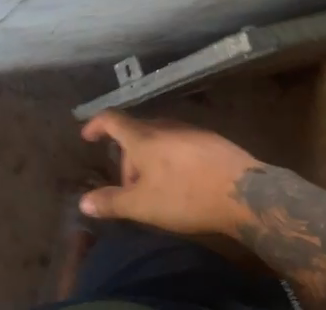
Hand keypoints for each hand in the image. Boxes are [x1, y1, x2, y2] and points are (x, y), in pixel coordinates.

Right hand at [78, 112, 260, 235]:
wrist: (242, 191)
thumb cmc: (185, 195)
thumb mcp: (143, 205)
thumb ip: (112, 202)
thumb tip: (83, 202)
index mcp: (142, 137)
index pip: (111, 119)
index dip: (96, 125)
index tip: (87, 135)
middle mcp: (163, 125)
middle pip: (135, 133)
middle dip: (126, 157)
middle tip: (129, 189)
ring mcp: (188, 130)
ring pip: (158, 139)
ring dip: (148, 159)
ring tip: (154, 189)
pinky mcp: (208, 139)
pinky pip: (178, 144)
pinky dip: (169, 159)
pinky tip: (181, 183)